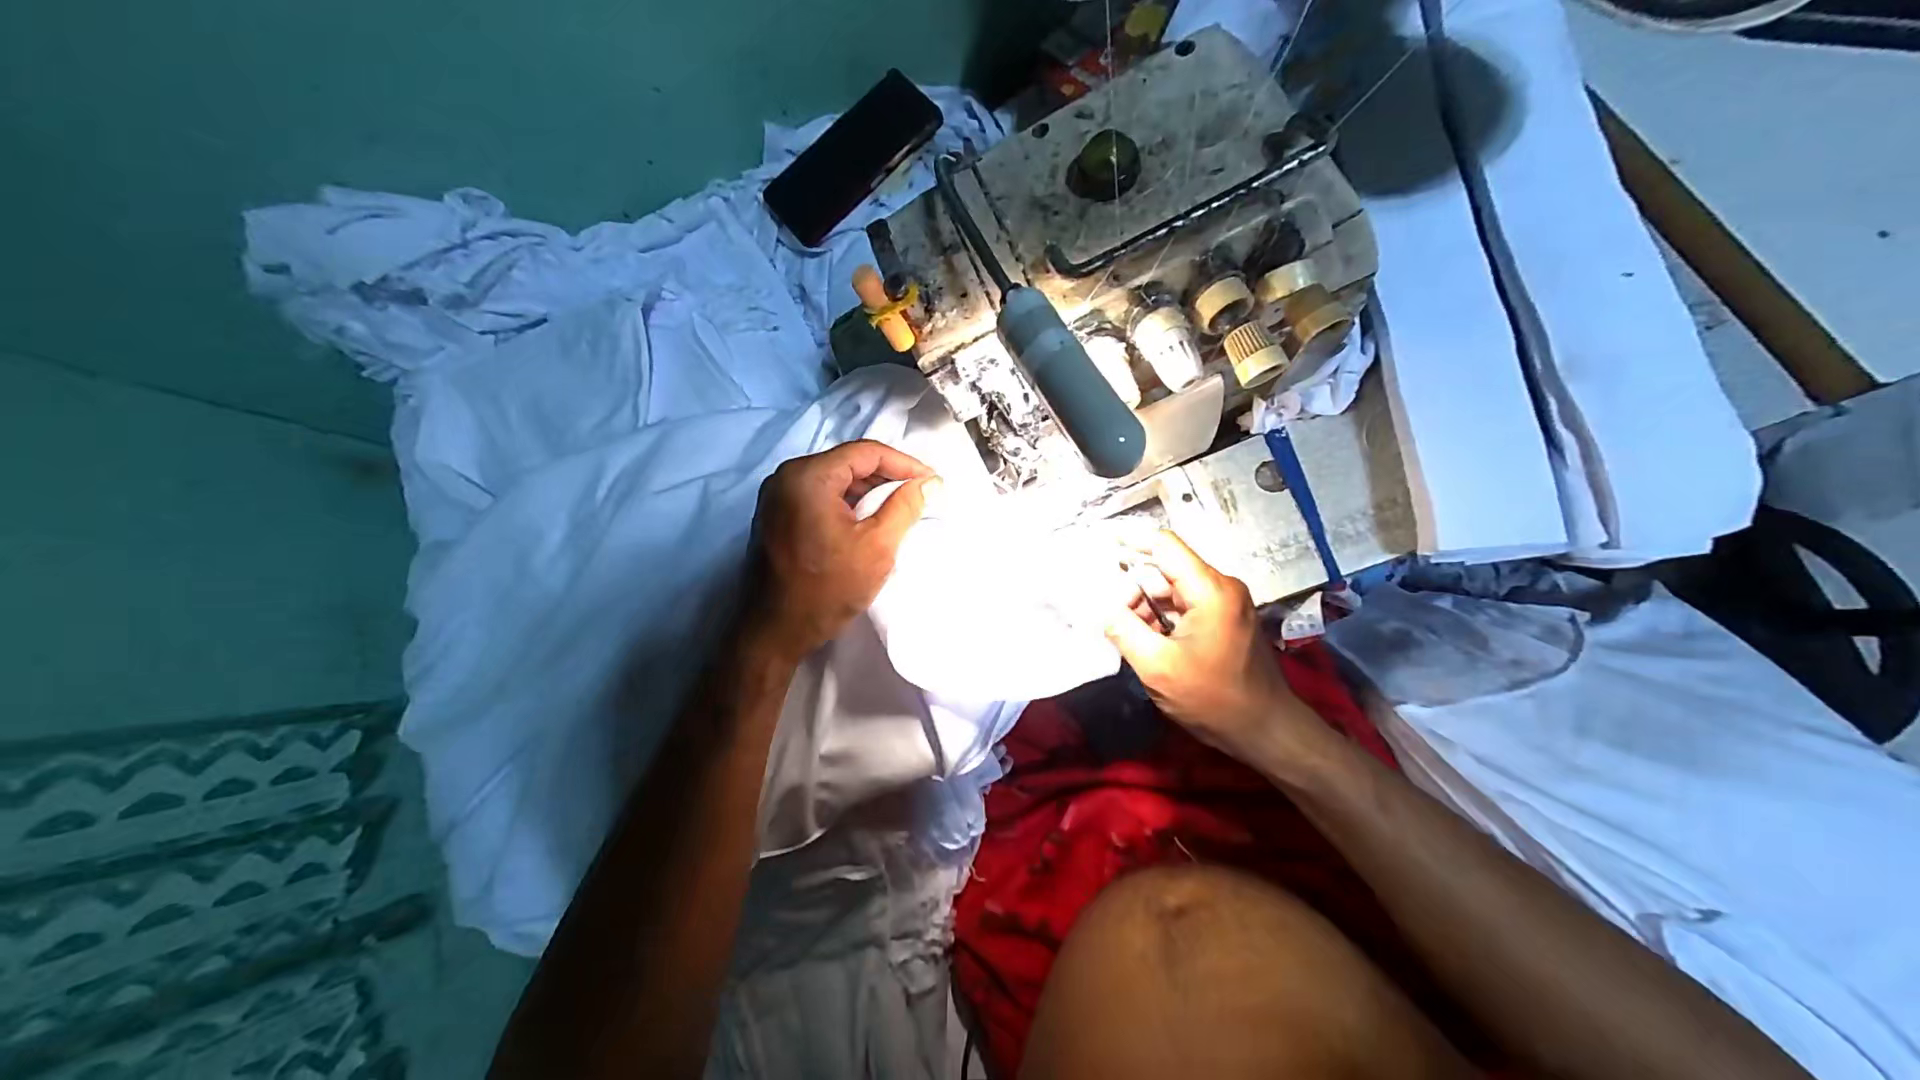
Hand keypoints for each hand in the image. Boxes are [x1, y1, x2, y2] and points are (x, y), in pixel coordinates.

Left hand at [745, 440, 936, 660]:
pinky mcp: (775, 517)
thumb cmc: (827, 590)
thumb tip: (929, 482)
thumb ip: (905, 506)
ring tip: (900, 509)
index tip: (932, 482)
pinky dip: (846, 504)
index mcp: (808, 476)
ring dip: (868, 491)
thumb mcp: (877, 546)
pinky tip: (868, 521)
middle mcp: (786, 477)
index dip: (904, 464)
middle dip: (887, 477)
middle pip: (848, 463)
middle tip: (920, 495)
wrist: (773, 633)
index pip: (866, 452)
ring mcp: (776, 497)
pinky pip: (819, 497)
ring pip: (834, 480)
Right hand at [1104, 531, 1302, 762]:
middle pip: (1165, 570)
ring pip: (1172, 591)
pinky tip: (1147, 642)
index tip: (1099, 546)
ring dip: (1146, 608)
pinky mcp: (1225, 621)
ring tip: (1128, 635)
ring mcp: (1225, 604)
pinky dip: (1162, 619)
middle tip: (1112, 618)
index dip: (1129, 541)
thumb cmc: (1213, 698)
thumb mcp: (1158, 666)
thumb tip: (1103, 607)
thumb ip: (1124, 630)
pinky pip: (1185, 608)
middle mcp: (1221, 588)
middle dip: (1134, 590)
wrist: (1265, 730)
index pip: (1164, 545)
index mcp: (1210, 590)